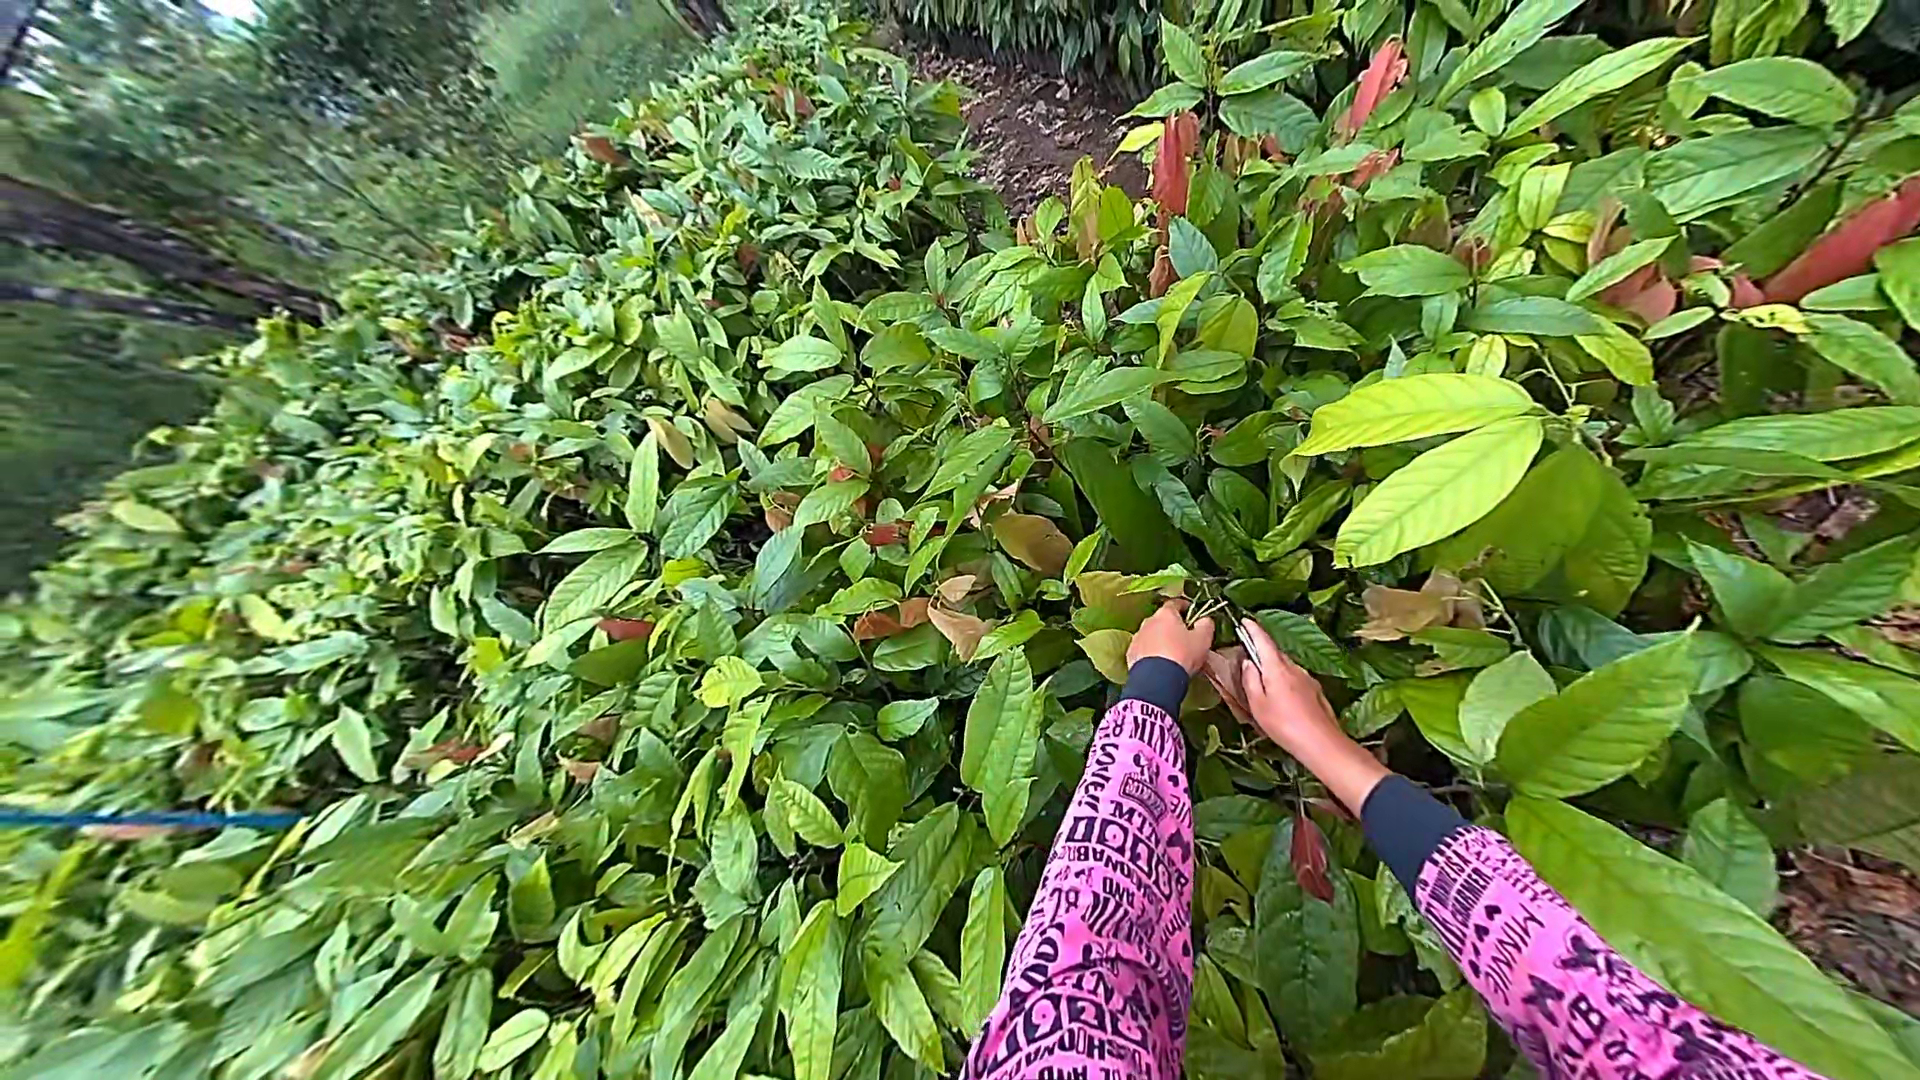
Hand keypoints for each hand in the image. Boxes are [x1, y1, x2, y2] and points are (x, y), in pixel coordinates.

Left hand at [1126, 599, 1214, 674]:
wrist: (1156, 678)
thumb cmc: (1182, 655)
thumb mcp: (1202, 639)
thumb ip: (1205, 625)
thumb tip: (1205, 619)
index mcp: (1165, 615)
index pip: (1175, 603)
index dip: (1185, 606)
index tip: (1192, 611)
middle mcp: (1148, 622)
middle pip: (1162, 620)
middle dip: (1172, 626)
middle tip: (1184, 637)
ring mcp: (1137, 637)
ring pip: (1151, 635)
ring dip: (1160, 640)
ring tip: (1171, 653)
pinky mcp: (1131, 653)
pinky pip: (1143, 649)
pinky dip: (1151, 653)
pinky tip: (1159, 663)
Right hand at [1236, 617, 1340, 753]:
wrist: (1322, 745)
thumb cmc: (1284, 725)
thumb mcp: (1257, 704)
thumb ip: (1250, 680)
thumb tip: (1248, 662)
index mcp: (1277, 669)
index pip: (1264, 641)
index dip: (1253, 629)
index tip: (1245, 620)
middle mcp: (1295, 669)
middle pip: (1276, 652)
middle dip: (1262, 648)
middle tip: (1248, 650)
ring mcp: (1308, 679)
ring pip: (1286, 665)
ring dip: (1273, 665)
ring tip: (1262, 676)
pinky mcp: (1316, 691)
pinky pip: (1295, 677)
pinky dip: (1284, 677)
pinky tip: (1280, 694)